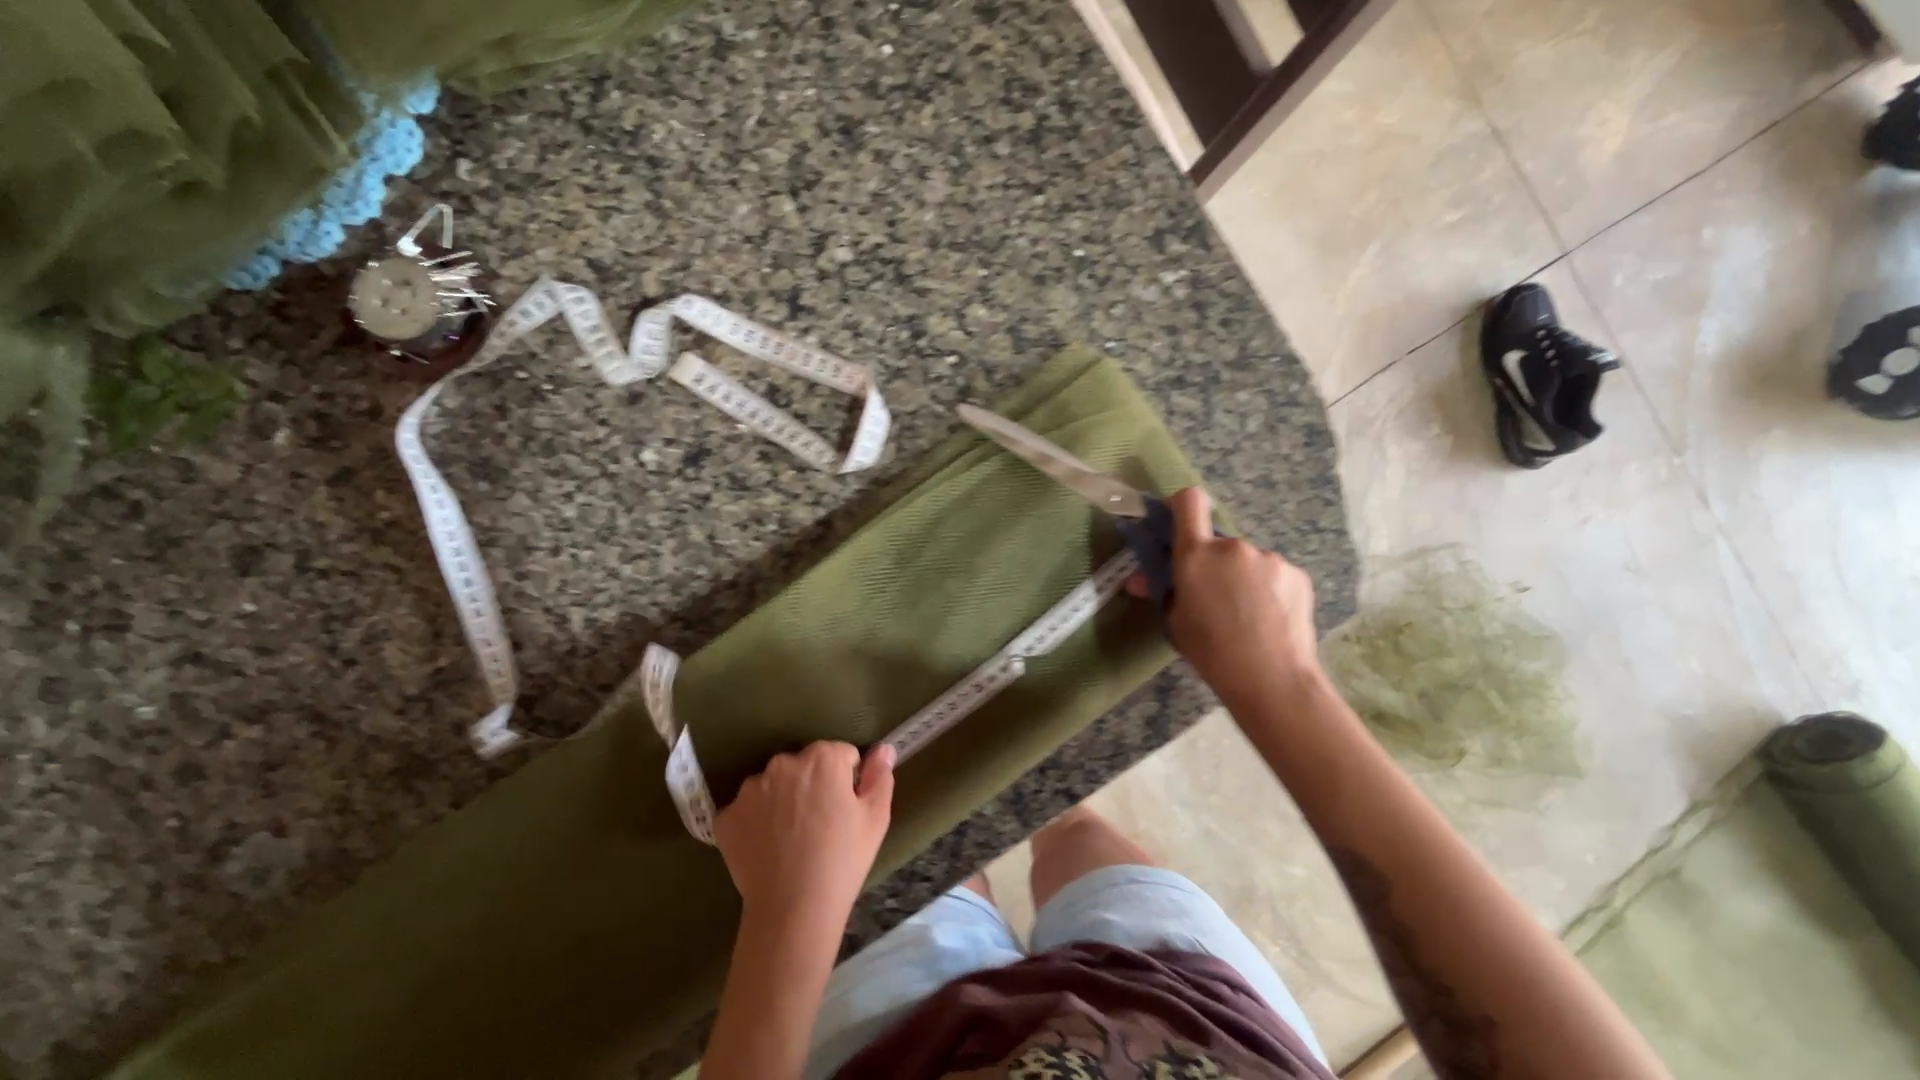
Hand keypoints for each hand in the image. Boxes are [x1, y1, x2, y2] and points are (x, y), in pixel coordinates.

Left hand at [714, 741, 895, 927]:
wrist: (793, 909)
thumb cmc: (842, 861)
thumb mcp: (876, 818)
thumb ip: (879, 776)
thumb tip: (883, 749)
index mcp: (821, 759)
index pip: (840, 754)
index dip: (847, 780)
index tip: (846, 809)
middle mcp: (781, 764)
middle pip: (804, 766)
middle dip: (813, 785)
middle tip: (821, 824)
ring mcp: (749, 790)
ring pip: (773, 785)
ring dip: (782, 800)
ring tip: (792, 839)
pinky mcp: (726, 816)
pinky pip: (747, 811)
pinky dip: (756, 823)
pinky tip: (769, 849)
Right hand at [1129, 487, 1321, 699]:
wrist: (1272, 678)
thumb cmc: (1212, 653)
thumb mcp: (1175, 623)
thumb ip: (1162, 591)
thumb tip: (1138, 580)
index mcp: (1196, 555)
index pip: (1189, 501)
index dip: (1182, 505)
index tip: (1179, 523)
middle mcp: (1233, 546)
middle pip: (1219, 543)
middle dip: (1216, 564)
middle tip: (1217, 600)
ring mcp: (1269, 558)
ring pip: (1249, 562)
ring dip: (1244, 579)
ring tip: (1249, 617)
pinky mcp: (1296, 573)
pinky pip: (1275, 575)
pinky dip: (1270, 591)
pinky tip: (1271, 620)